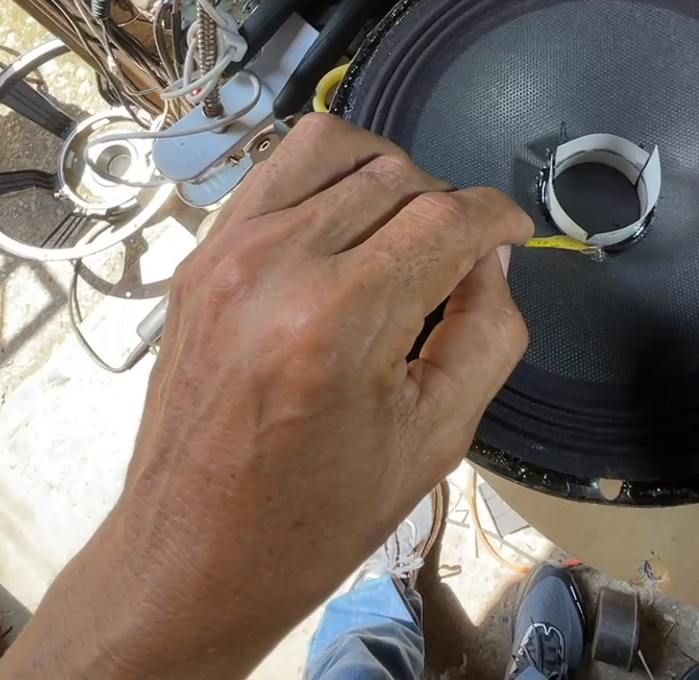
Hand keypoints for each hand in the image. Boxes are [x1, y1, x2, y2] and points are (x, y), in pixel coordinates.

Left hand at [0, 114, 533, 679]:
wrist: (187, 554)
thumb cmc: (318, 515)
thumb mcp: (436, 439)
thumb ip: (488, 333)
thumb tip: (489, 257)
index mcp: (339, 320)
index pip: (444, 219)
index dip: (496, 215)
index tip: (511, 233)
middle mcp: (277, 262)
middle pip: (398, 177)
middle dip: (447, 206)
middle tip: (456, 256)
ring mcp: (227, 248)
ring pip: (333, 146)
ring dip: (388, 172)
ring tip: (401, 225)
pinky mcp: (202, 252)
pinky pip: (277, 169)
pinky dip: (328, 177)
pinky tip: (343, 226)